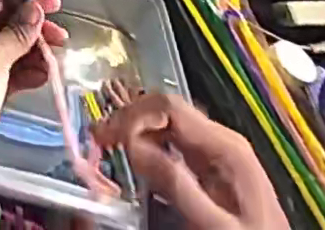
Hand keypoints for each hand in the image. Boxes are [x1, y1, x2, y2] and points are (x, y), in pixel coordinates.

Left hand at [0, 0, 65, 173]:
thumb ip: (17, 31)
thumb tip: (35, 8)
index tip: (55, 4)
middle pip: (11, 23)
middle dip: (36, 28)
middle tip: (62, 38)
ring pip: (15, 49)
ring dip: (36, 52)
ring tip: (57, 60)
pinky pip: (14, 72)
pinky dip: (29, 72)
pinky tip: (45, 77)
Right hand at [90, 94, 286, 229]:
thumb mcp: (215, 227)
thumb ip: (176, 186)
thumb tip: (132, 146)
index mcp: (225, 147)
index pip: (169, 108)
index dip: (134, 116)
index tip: (108, 137)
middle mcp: (220, 138)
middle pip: (166, 108)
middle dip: (129, 118)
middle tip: (99, 138)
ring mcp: (217, 150)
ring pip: (166, 121)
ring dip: (135, 127)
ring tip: (108, 143)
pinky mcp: (211, 164)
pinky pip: (172, 139)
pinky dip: (147, 141)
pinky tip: (133, 154)